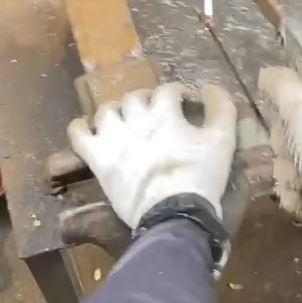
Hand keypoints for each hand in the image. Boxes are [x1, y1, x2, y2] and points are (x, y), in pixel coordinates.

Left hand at [67, 83, 237, 226]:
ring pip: (106, 111)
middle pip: (135, 97)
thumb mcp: (223, 141)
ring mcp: (113, 139)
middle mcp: (135, 119)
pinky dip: (80, 128)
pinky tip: (84, 127)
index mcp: (164, 113)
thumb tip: (211, 88)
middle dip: (146, 100)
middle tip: (154, 111)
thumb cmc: (201, 177)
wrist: (174, 213)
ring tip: (124, 120)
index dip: (176, 92)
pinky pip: (79, 136)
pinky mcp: (98, 160)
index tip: (183, 100)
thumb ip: (222, 109)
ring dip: (116, 111)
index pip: (167, 90)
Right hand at [259, 68, 301, 237]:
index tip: (279, 120)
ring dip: (289, 171)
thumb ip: (281, 86)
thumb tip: (267, 73)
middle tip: (288, 157)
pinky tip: (300, 199)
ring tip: (294, 186)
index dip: (288, 103)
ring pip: (299, 153)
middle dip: (286, 148)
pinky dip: (300, 188)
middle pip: (299, 123)